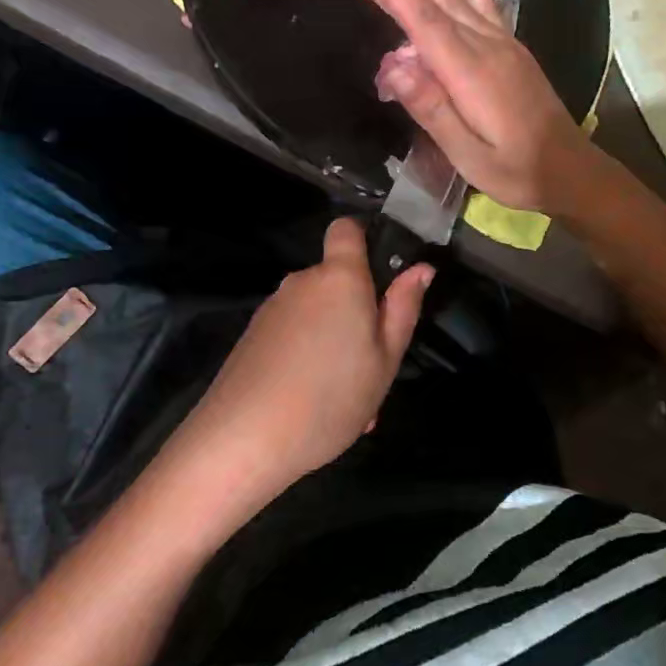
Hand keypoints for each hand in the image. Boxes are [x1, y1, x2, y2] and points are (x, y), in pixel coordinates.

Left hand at [154, 219, 433, 519]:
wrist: (245, 435)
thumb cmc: (330, 397)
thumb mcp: (384, 360)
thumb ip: (402, 309)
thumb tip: (420, 268)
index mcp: (338, 278)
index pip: (346, 230)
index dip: (364, 241)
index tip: (382, 277)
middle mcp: (300, 282)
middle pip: (334, 282)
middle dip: (355, 316)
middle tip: (371, 370)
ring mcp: (272, 308)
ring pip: (316, 317)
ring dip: (333, 346)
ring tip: (344, 403)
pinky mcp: (252, 334)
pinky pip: (293, 336)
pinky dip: (307, 359)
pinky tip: (313, 405)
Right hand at [352, 0, 607, 214]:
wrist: (569, 170)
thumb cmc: (513, 171)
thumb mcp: (468, 155)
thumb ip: (432, 109)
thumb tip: (394, 67)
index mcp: (471, 74)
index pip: (423, 23)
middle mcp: (486, 48)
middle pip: (435, 4)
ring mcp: (501, 44)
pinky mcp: (509, 48)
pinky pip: (483, 3)